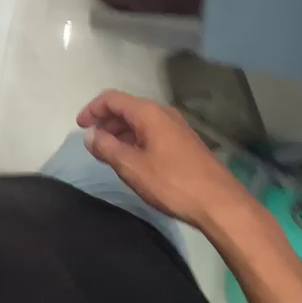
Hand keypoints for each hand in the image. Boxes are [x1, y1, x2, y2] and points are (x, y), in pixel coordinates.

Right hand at [77, 90, 248, 228]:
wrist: (221, 203)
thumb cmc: (173, 182)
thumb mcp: (133, 167)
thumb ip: (108, 148)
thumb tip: (90, 135)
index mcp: (148, 112)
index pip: (112, 99)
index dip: (92, 109)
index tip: (80, 127)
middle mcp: (162, 112)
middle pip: (127, 108)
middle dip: (106, 121)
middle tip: (93, 142)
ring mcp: (176, 127)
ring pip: (141, 121)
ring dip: (121, 132)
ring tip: (110, 153)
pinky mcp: (185, 143)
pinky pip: (153, 132)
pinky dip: (137, 140)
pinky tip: (135, 161)